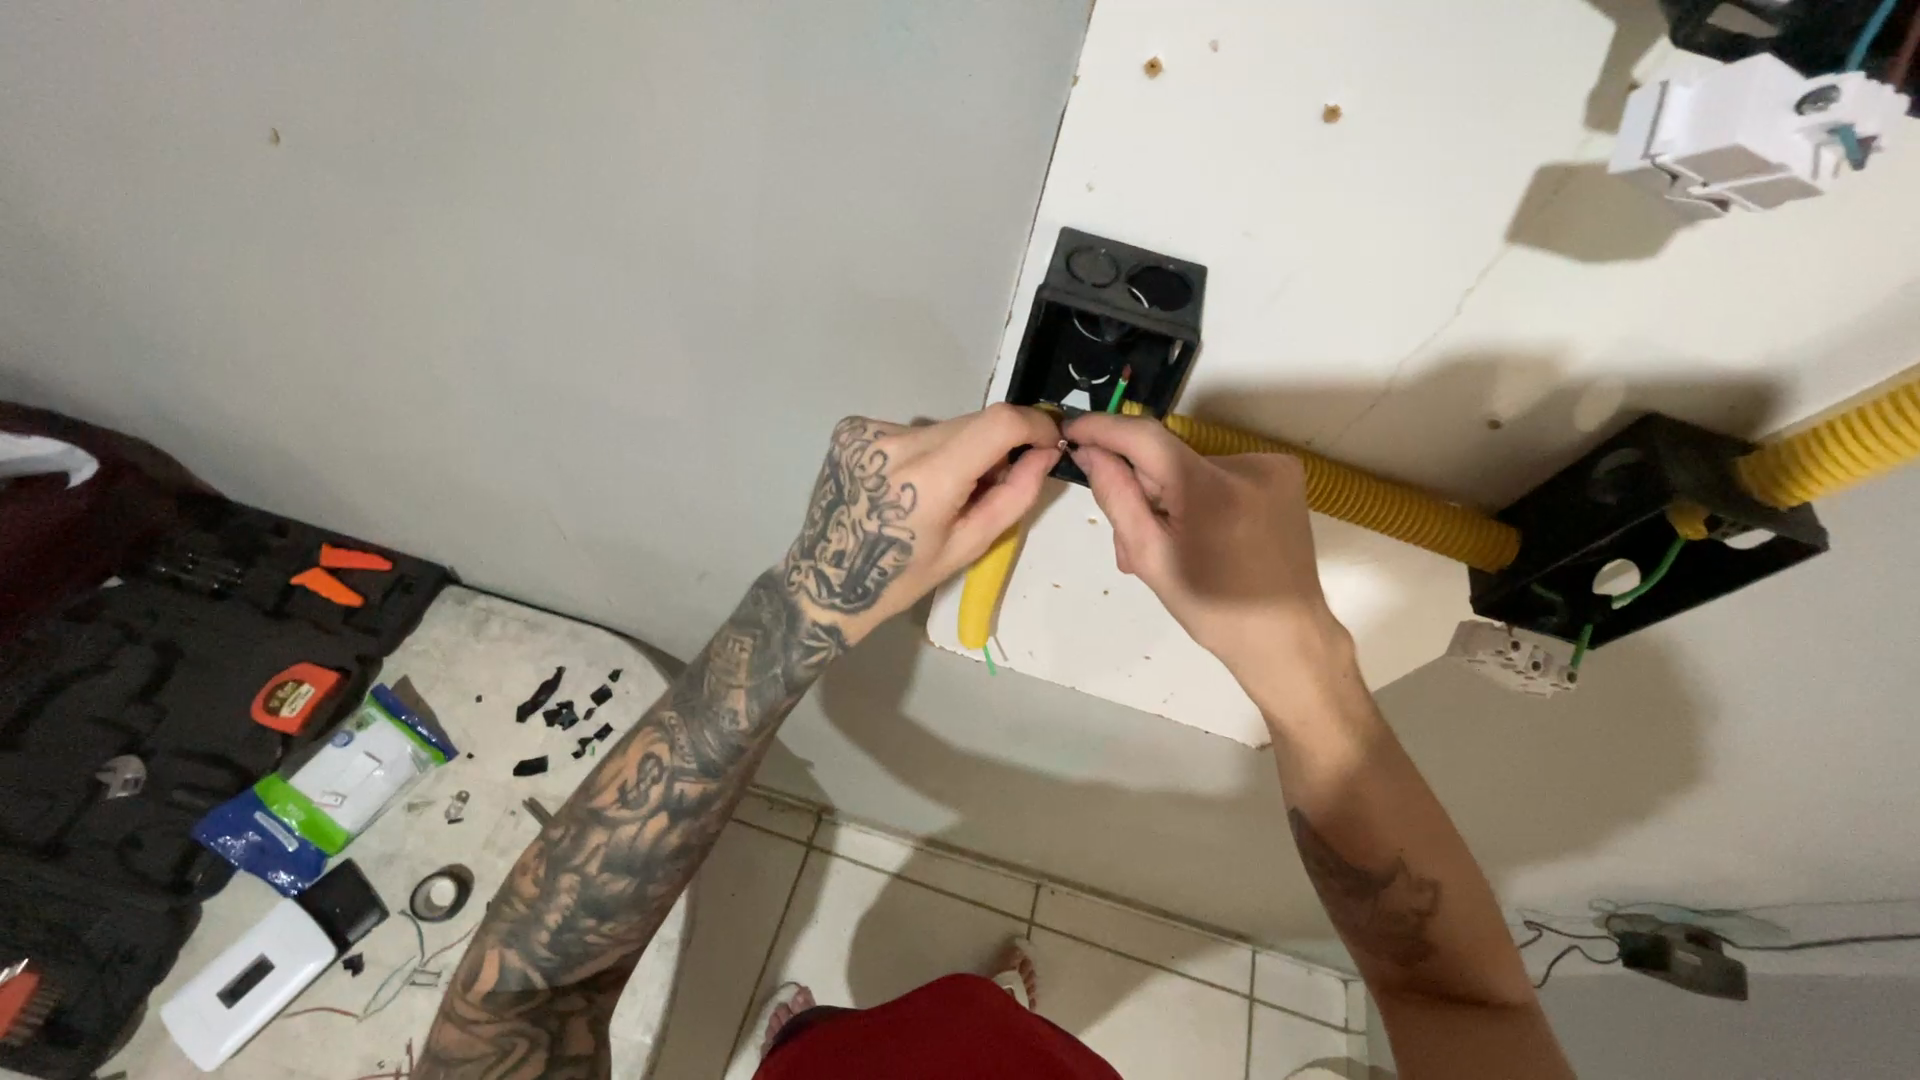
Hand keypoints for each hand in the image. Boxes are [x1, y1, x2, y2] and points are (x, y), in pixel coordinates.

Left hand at [783, 404, 1061, 643]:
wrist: (826, 582)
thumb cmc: (903, 577)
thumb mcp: (969, 546)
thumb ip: (1015, 495)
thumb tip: (1046, 451)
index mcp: (929, 479)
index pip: (999, 422)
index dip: (1034, 425)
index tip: (1047, 440)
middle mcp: (896, 443)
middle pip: (971, 423)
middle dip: (993, 447)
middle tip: (987, 485)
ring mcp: (867, 431)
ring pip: (941, 426)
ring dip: (955, 450)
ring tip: (935, 494)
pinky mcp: (851, 429)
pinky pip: (909, 430)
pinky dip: (920, 451)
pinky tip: (904, 486)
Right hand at [1064, 412, 1353, 699]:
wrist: (1286, 637)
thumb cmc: (1214, 610)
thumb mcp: (1151, 559)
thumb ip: (1117, 498)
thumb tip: (1090, 452)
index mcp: (1211, 489)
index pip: (1145, 437)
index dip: (1103, 428)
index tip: (1071, 430)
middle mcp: (1247, 465)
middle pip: (1167, 459)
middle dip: (1139, 491)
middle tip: (1127, 541)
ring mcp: (1271, 467)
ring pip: (1191, 468)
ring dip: (1169, 500)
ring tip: (1170, 548)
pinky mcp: (1284, 475)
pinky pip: (1219, 475)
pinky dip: (1199, 498)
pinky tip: (1203, 536)